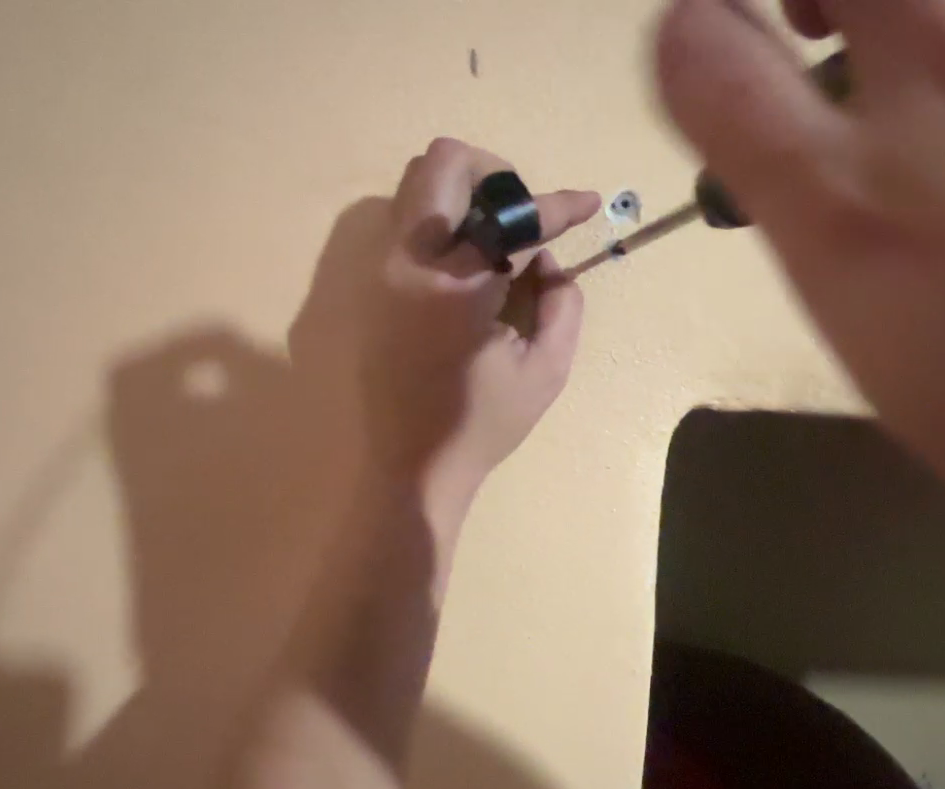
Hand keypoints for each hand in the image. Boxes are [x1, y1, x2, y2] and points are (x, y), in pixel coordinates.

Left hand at [361, 138, 598, 514]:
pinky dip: (433, 232)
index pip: (511, 217)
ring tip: (489, 245)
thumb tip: (545, 262)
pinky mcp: (359, 288)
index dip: (557, 205)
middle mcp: (406, 263)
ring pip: (412, 191)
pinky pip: (396, 229)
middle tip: (519, 213)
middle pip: (441, 165)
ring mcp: (374, 271)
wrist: (406, 468)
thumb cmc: (480, 426)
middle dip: (492, 174)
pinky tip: (454, 274)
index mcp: (458, 287)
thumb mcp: (546, 371)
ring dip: (458, 200)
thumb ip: (562, 305)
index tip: (585, 204)